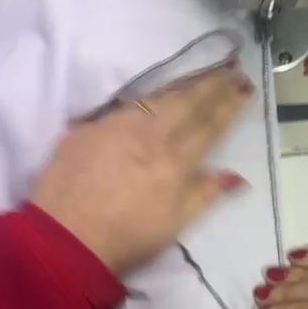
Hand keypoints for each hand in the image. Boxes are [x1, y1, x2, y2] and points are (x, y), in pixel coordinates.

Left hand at [32, 64, 253, 275]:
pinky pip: (124, 107)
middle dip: (212, 82)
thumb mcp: (174, 225)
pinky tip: (153, 94)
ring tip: (200, 72)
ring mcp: (115, 127)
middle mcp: (148, 137)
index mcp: (174, 164)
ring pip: (156, 97)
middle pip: (186, 102)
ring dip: (182, 83)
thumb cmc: (125, 240)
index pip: (209, 127)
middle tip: (231, 66)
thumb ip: (206, 194)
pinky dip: (146, 98)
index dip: (229, 105)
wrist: (62, 242)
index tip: (245, 87)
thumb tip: (237, 176)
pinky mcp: (87, 127)